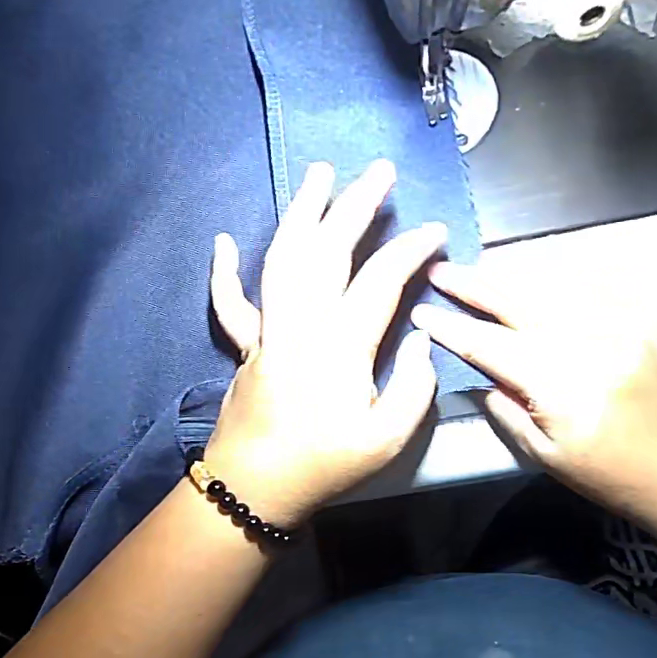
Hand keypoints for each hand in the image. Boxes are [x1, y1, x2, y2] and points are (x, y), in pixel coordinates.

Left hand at [205, 159, 445, 527]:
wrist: (256, 487)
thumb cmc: (325, 464)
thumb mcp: (387, 439)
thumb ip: (414, 387)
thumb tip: (421, 341)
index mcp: (341, 345)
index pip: (381, 280)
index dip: (411, 250)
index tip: (435, 234)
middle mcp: (301, 323)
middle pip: (328, 249)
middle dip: (357, 205)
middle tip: (380, 170)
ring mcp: (268, 329)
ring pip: (282, 257)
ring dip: (302, 212)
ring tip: (320, 174)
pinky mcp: (246, 343)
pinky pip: (230, 301)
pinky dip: (223, 270)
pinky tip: (221, 241)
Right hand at [413, 261, 656, 538]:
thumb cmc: (614, 476)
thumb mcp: (547, 457)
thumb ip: (507, 411)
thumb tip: (483, 375)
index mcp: (559, 385)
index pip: (491, 345)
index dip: (452, 327)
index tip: (422, 310)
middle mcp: (587, 343)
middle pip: (518, 302)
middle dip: (475, 285)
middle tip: (441, 270)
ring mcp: (620, 325)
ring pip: (552, 287)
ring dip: (511, 278)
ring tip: (481, 273)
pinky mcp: (643, 320)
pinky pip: (592, 288)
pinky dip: (558, 280)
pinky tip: (537, 278)